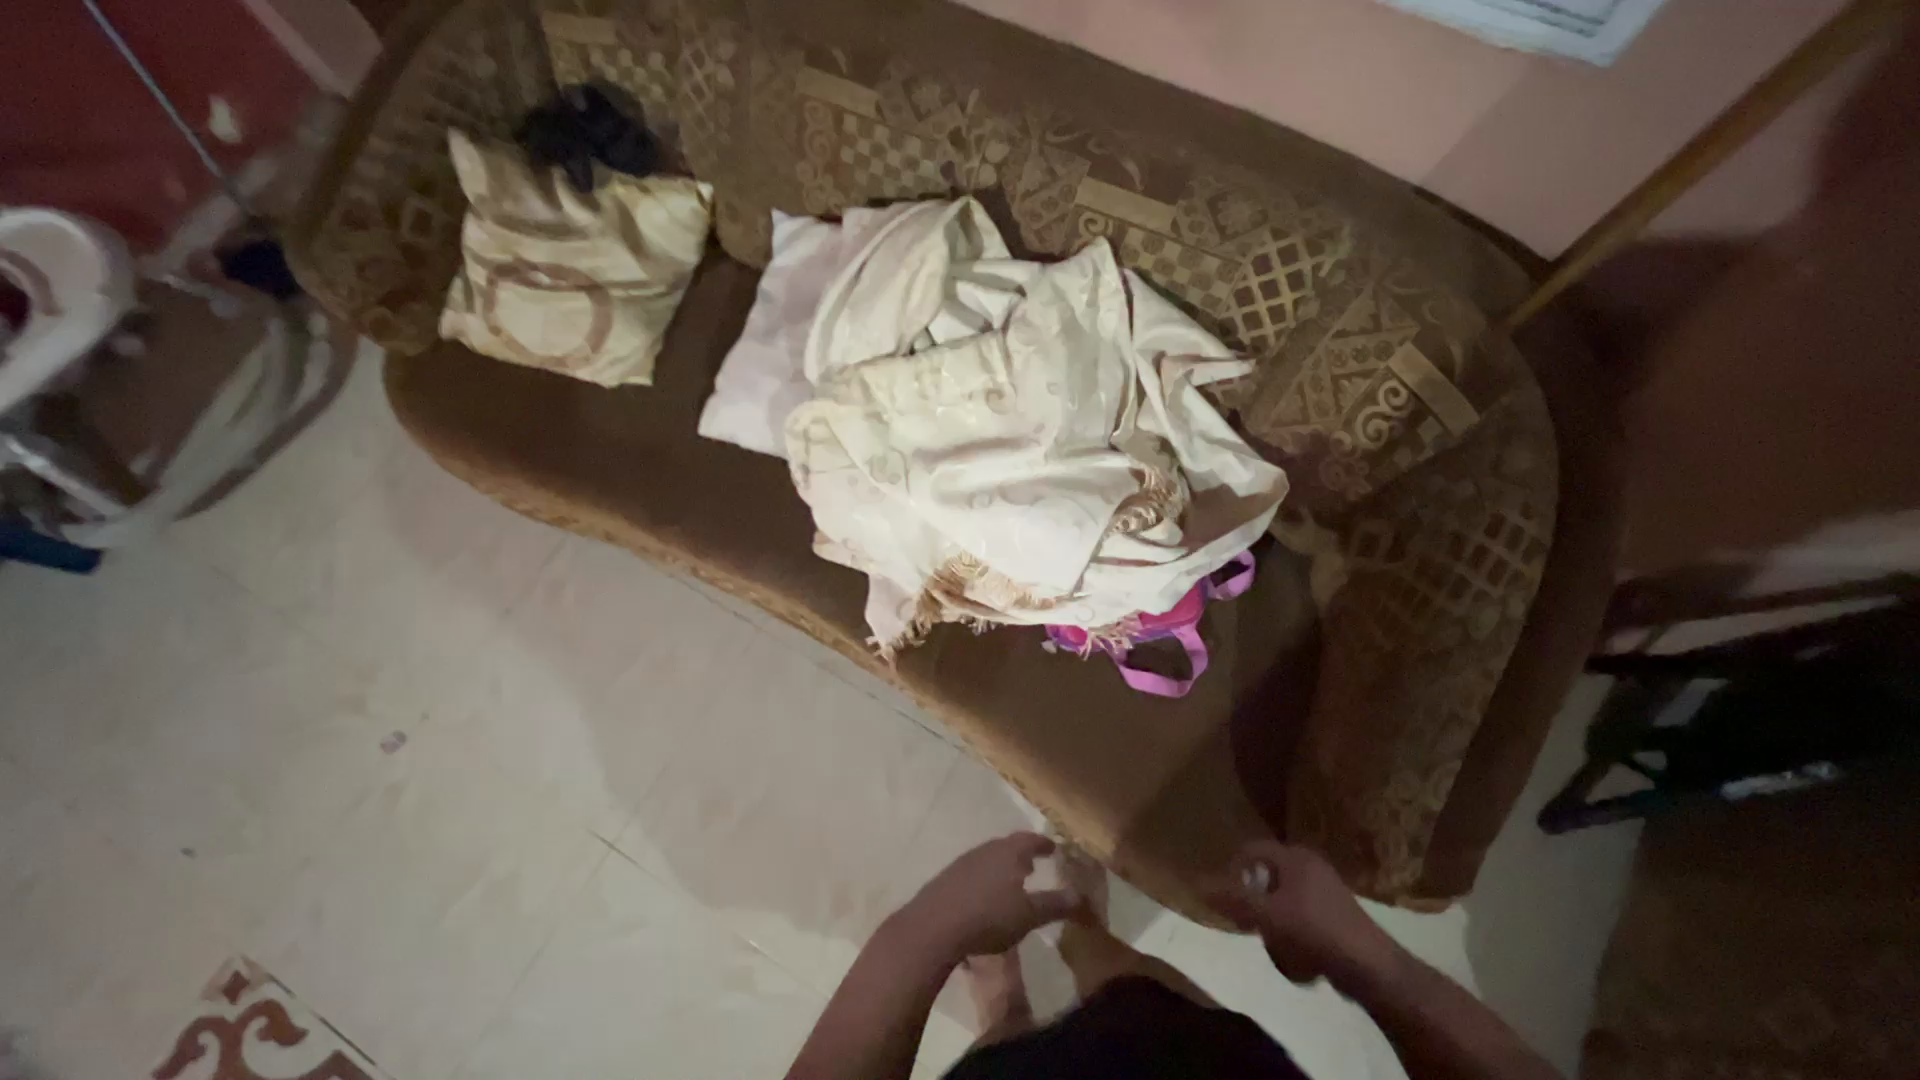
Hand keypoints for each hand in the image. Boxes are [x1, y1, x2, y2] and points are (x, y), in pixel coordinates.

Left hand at [893, 833, 1079, 962]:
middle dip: (1022, 854)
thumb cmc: (989, 917)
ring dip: (1002, 867)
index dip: (1043, 844)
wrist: (934, 926)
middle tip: (1034, 864)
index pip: (1030, 840)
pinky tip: (984, 897)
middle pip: (1008, 846)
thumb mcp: (1029, 915)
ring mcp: (963, 863)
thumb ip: (1056, 904)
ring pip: (989, 859)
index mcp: (1008, 853)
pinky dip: (985, 879)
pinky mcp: (946, 879)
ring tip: (1011, 881)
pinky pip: (973, 873)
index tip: (1054, 848)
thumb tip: (1081, 895)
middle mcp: (986, 850)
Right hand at [1205, 841, 1399, 988]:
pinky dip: (1292, 933)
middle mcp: (1310, 866)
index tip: (1224, 897)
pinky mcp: (1335, 915)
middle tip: (1246, 924)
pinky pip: (1300, 916)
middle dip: (1253, 902)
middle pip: (1266, 876)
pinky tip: (1295, 956)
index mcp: (1295, 858)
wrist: (1370, 967)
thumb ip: (1232, 899)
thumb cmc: (1315, 931)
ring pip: (1282, 900)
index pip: (1251, 850)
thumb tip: (1196, 883)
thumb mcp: (1267, 915)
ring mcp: (1326, 890)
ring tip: (1272, 944)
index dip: (1232, 869)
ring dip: (1272, 922)